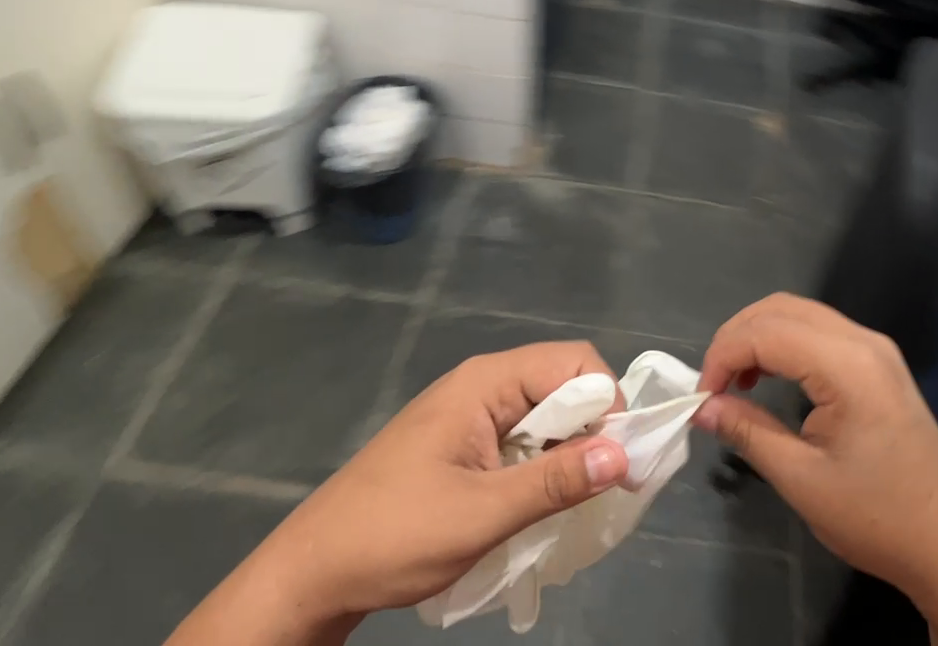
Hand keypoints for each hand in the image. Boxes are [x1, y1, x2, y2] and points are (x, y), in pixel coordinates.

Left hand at [168, 342, 631, 644]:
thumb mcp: (482, 514)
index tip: (617, 460)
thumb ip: (556, 482)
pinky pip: (524, 438)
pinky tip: (539, 504)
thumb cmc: (395, 535)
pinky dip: (543, 465)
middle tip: (601, 487)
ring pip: (546, 415)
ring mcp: (471, 414)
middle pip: (564, 384)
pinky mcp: (464, 443)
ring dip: (568, 453)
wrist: (312, 573)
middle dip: (593, 429)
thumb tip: (625, 454)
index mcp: (485, 382)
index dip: (608, 402)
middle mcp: (483, 385)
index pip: (575, 362)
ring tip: (570, 503)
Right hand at [692, 294, 937, 598]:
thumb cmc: (876, 517)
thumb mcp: (801, 479)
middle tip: (713, 385)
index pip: (767, 332)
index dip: (723, 356)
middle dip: (736, 337)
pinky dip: (784, 342)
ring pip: (799, 313)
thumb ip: (748, 432)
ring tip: (735, 381)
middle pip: (781, 309)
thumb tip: (703, 407)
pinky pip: (819, 331)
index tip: (702, 398)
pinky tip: (769, 376)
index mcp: (848, 366)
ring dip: (758, 336)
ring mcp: (876, 348)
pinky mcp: (879, 362)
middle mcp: (863, 341)